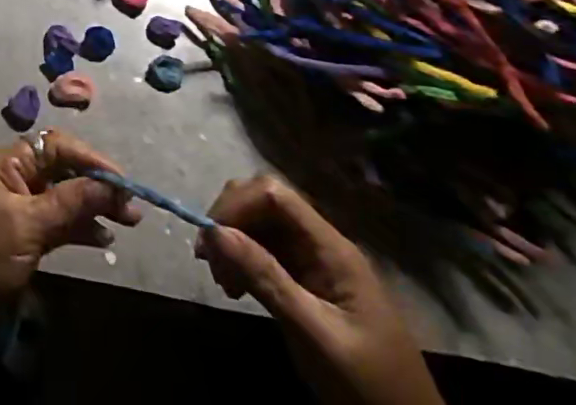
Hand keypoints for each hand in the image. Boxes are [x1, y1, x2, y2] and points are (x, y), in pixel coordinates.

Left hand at [0, 131, 140, 348]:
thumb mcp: (27, 224)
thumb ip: (69, 202)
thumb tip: (112, 184)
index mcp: (8, 163)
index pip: (55, 146)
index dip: (90, 159)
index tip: (122, 181)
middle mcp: (17, 178)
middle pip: (65, 169)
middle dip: (98, 184)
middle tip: (131, 207)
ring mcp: (24, 206)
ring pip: (67, 196)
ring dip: (95, 206)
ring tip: (128, 221)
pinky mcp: (29, 233)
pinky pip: (62, 222)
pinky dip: (82, 227)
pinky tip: (104, 239)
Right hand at [195, 177, 443, 404]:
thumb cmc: (367, 381)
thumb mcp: (314, 333)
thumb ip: (267, 280)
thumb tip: (215, 232)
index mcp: (332, 248)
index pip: (275, 195)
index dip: (235, 204)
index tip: (209, 239)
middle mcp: (321, 244)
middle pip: (264, 202)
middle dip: (229, 221)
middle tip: (208, 261)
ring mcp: (314, 261)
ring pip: (259, 225)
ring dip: (231, 242)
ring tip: (223, 282)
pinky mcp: (305, 279)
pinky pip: (264, 250)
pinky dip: (241, 260)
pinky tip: (235, 288)